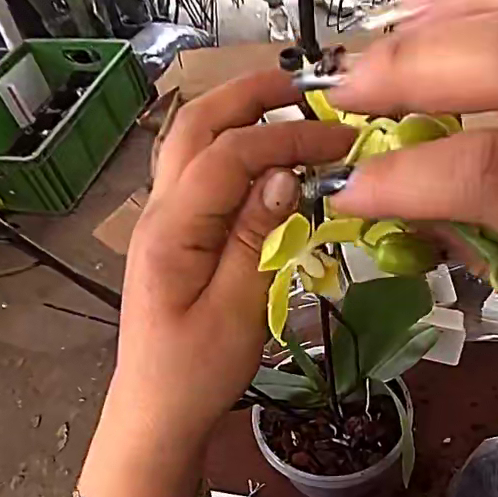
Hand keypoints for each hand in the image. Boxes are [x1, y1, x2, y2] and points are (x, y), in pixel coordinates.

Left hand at [107, 71, 355, 438]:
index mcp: (171, 230)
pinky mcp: (176, 236)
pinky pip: (200, 174)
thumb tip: (285, 174)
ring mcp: (163, 221)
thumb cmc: (196, 373)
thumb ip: (258, 238)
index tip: (340, 140)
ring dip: (237, 114)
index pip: (229, 156)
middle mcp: (159, 212)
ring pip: (192, 144)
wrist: (156, 411)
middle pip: (196, 127)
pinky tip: (263, 156)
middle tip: (303, 85)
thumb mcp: (236, 312)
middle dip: (248, 95)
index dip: (286, 139)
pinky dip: (233, 149)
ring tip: (286, 105)